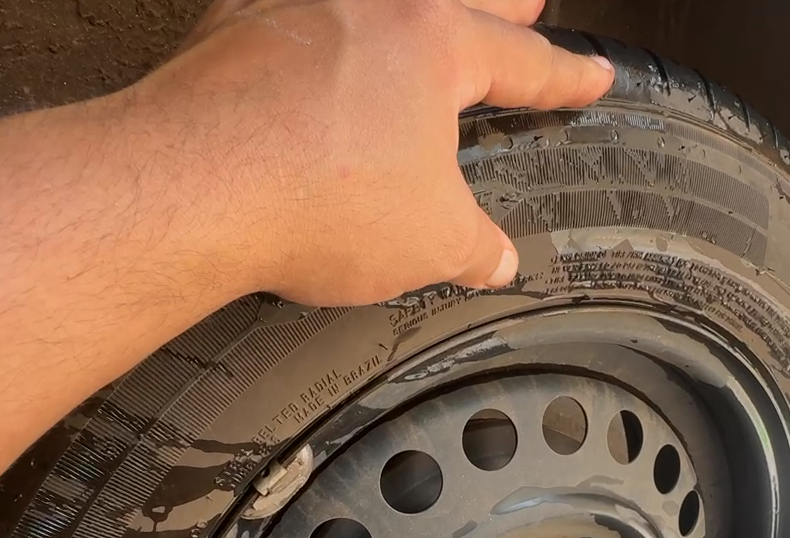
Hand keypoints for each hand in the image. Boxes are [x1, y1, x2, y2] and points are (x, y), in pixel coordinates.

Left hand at [133, 0, 613, 305]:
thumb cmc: (325, 201)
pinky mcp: (234, 32)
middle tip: (529, 5)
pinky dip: (327, 32)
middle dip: (503, 7)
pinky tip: (325, 44)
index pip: (522, 63)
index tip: (592, 77)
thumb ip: (476, 248)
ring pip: (375, 2)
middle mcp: (368, 5)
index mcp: (434, 46)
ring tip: (427, 22)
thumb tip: (497, 261)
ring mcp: (296, 8)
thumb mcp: (433, 244)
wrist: (197, 186)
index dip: (565, 77)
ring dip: (412, 12)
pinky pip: (300, 21)